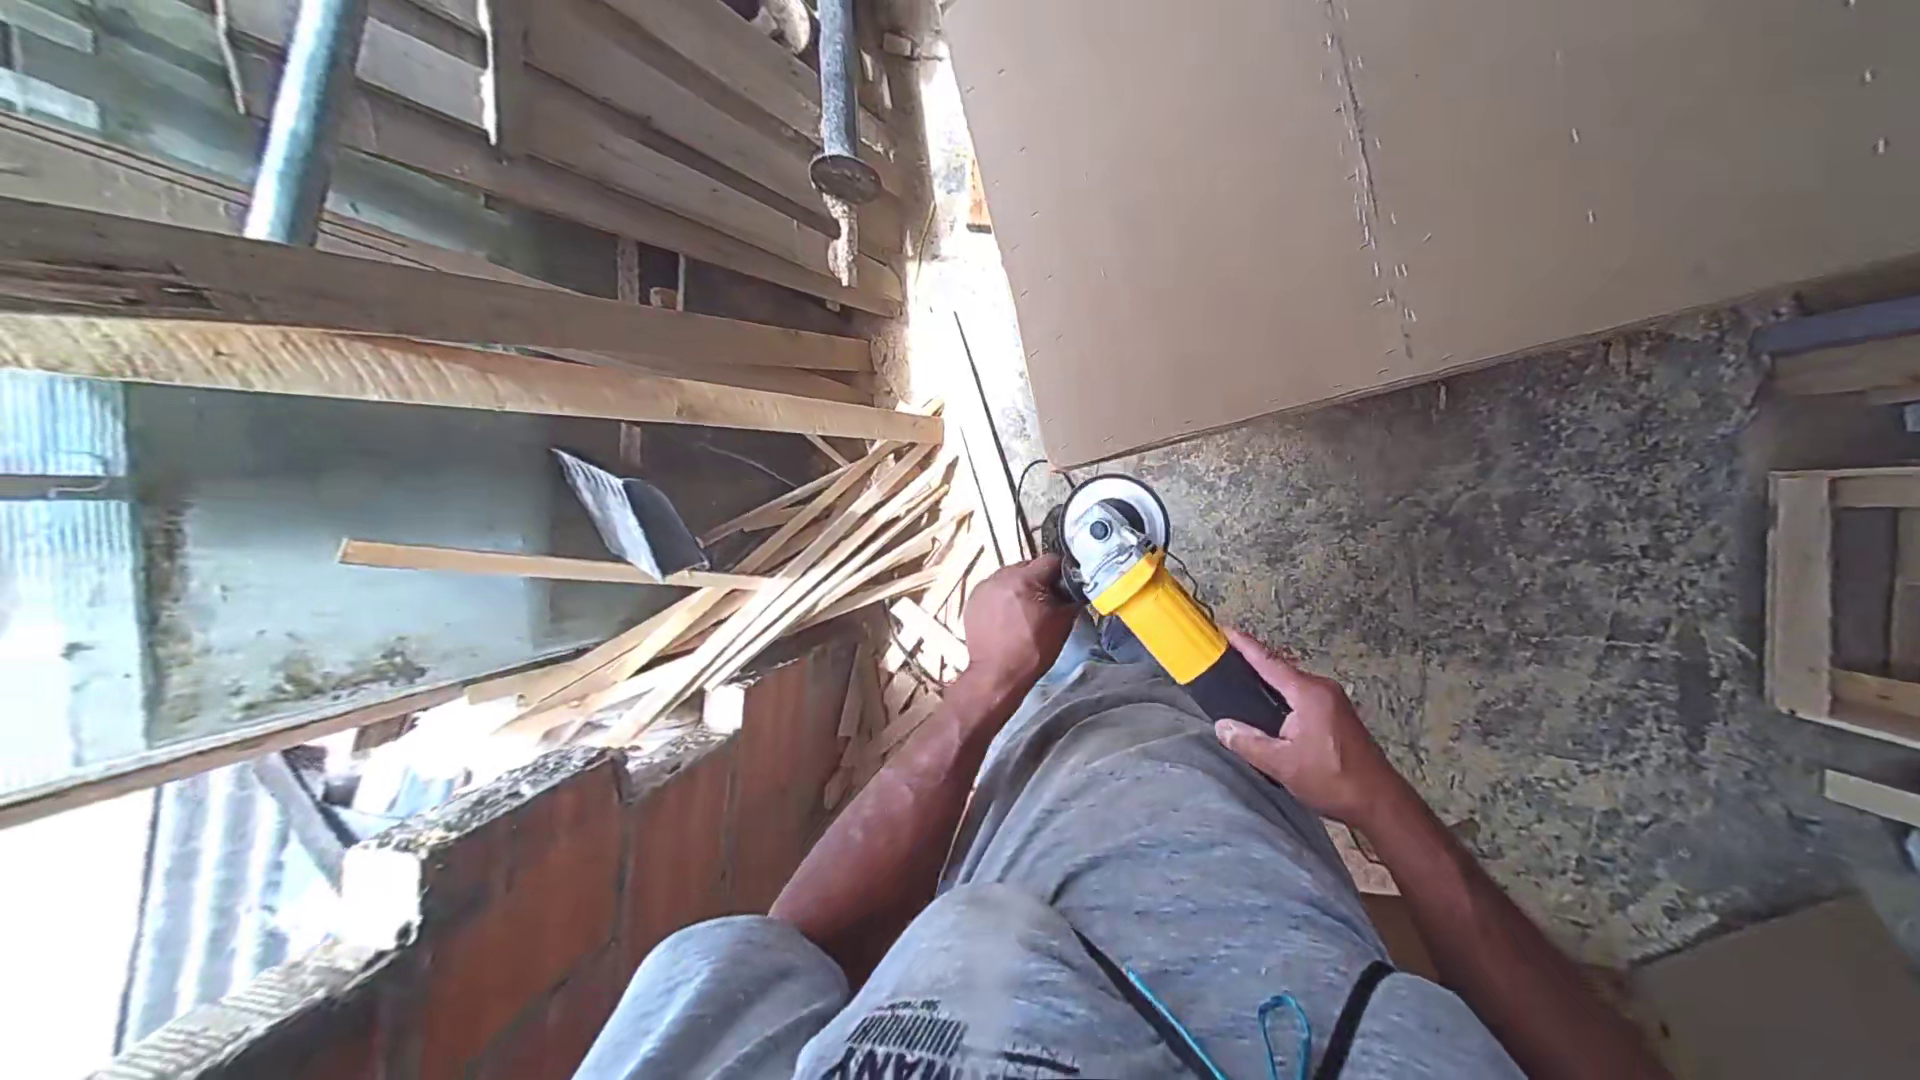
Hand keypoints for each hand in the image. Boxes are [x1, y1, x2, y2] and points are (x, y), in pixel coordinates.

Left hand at [961, 553, 1075, 693]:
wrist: (997, 674)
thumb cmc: (1033, 649)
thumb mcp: (1062, 623)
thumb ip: (1071, 597)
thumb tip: (1077, 587)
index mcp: (1024, 578)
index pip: (1050, 561)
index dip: (1062, 572)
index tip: (1065, 586)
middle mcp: (1000, 576)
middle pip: (1027, 567)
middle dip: (1038, 580)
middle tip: (1045, 602)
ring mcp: (983, 588)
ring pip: (1009, 577)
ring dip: (1019, 588)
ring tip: (1024, 611)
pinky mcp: (972, 601)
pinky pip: (993, 590)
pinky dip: (1002, 598)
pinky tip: (1007, 617)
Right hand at [1212, 629, 1408, 827]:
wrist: (1380, 803)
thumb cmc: (1334, 780)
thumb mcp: (1281, 764)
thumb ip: (1248, 742)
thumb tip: (1223, 727)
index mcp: (1309, 694)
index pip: (1269, 662)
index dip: (1245, 645)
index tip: (1227, 630)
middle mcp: (1323, 689)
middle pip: (1280, 669)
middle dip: (1253, 663)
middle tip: (1225, 660)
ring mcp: (1333, 700)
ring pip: (1291, 683)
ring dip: (1269, 682)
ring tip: (1242, 684)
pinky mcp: (1337, 714)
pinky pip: (1301, 694)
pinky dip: (1282, 695)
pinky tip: (1269, 708)